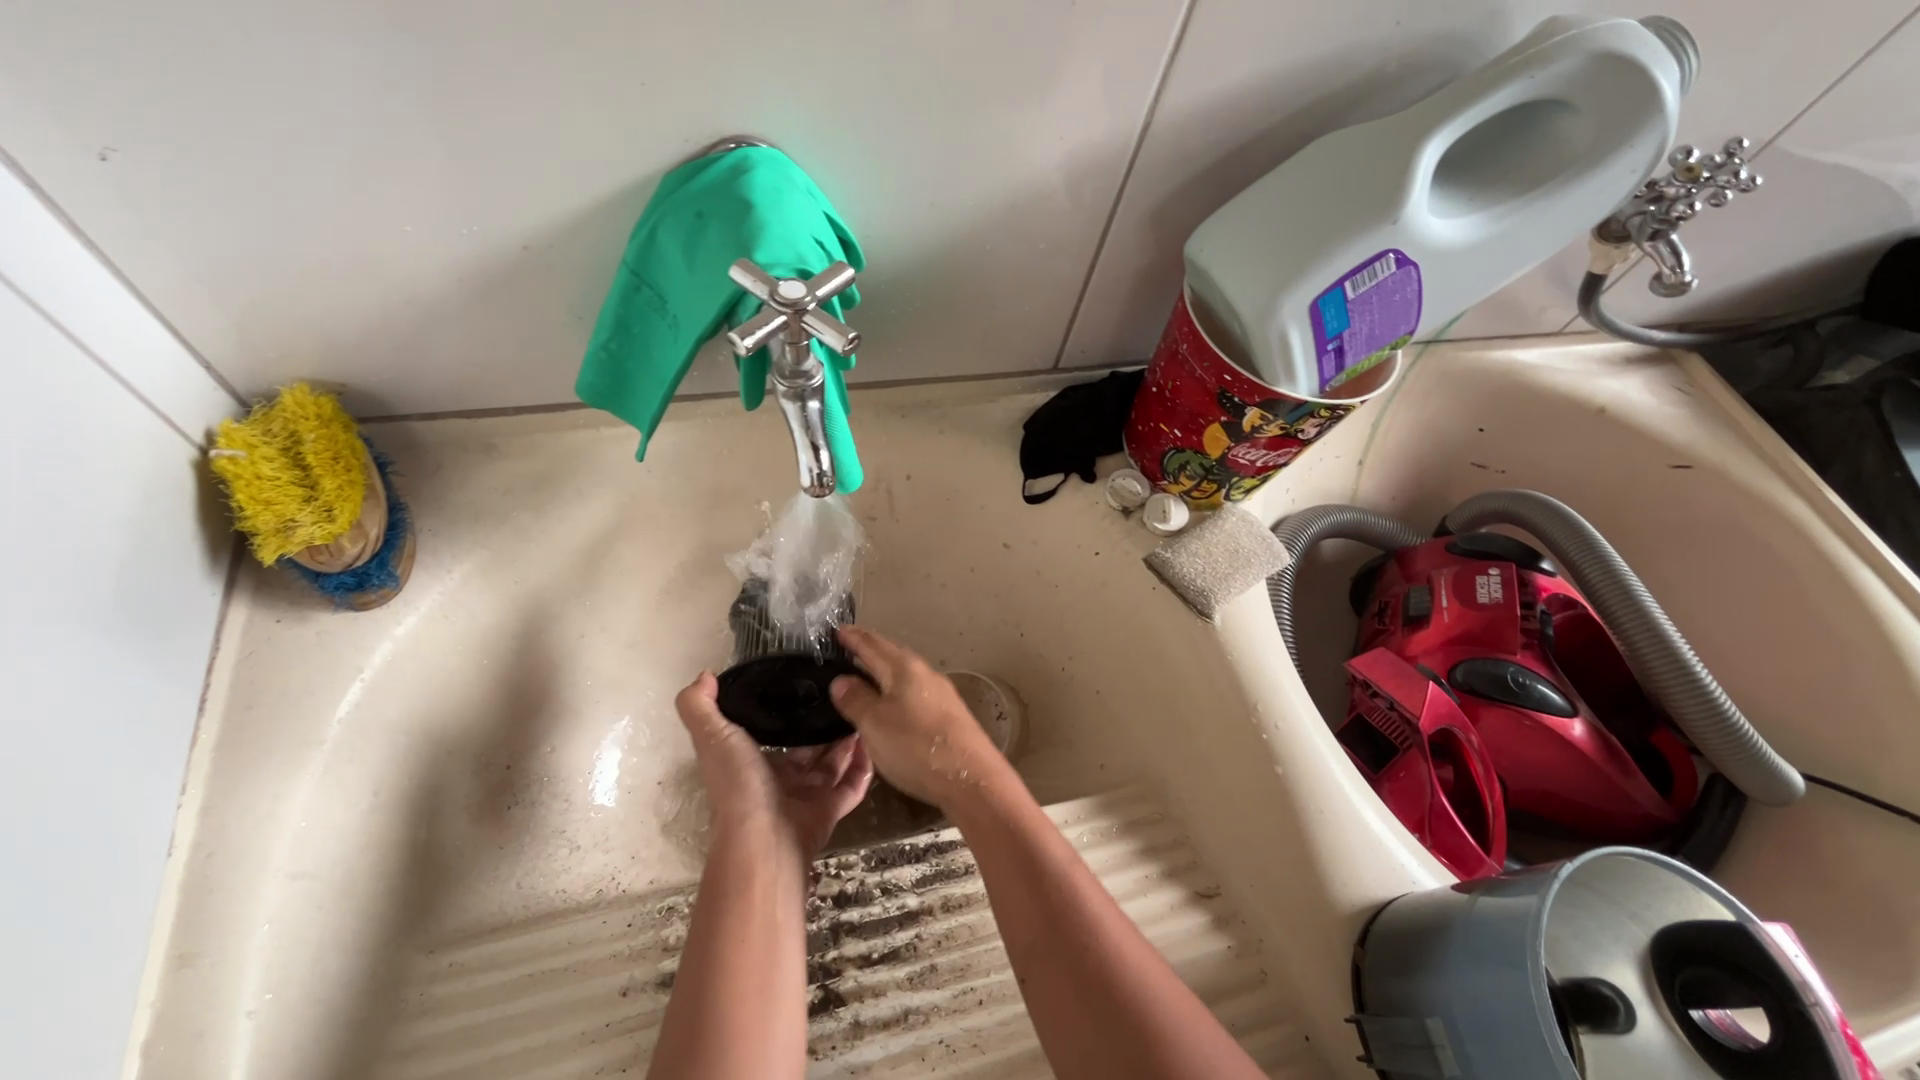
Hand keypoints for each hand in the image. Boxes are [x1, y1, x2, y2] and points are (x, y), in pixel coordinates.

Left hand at [674, 672, 873, 858]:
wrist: (764, 840)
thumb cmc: (738, 784)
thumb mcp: (712, 736)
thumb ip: (700, 705)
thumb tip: (705, 675)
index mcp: (749, 761)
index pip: (771, 730)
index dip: (787, 709)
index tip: (806, 681)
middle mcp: (778, 779)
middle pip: (807, 746)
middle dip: (824, 723)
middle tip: (846, 695)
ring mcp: (806, 796)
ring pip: (832, 763)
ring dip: (848, 741)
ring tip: (864, 711)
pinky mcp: (829, 811)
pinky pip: (851, 787)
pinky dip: (862, 768)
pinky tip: (873, 744)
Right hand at [828, 626, 1009, 807]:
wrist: (972, 779)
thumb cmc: (916, 747)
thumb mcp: (874, 724)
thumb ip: (856, 700)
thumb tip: (841, 679)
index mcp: (904, 668)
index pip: (872, 645)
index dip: (852, 637)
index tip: (836, 630)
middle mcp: (925, 673)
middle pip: (891, 654)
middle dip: (869, 649)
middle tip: (847, 648)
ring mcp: (940, 693)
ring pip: (904, 673)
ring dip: (883, 670)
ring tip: (864, 675)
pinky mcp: (948, 714)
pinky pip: (914, 691)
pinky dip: (896, 689)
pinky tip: (891, 702)